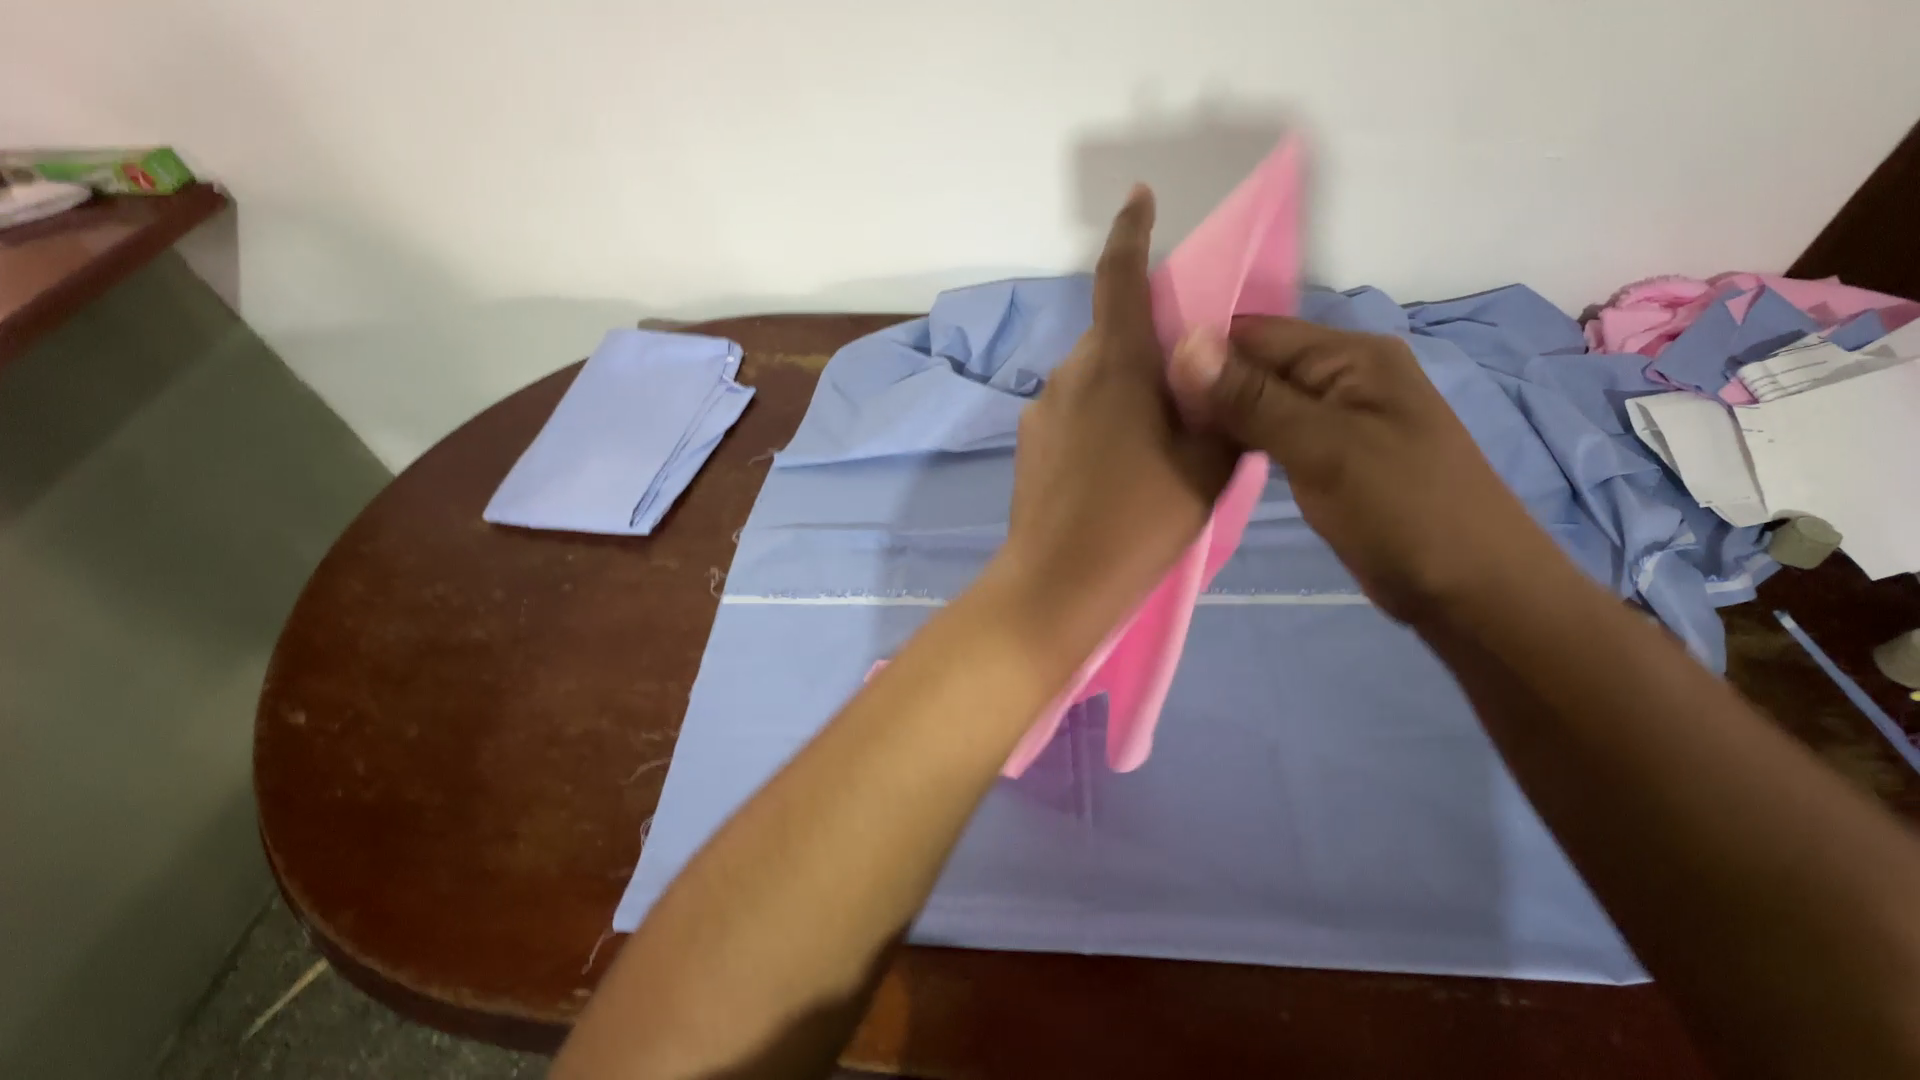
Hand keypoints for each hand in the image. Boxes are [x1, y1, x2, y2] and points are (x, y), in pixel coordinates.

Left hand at [996, 186, 1235, 650]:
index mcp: (1117, 365)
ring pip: (1096, 376)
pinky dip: (1103, 418)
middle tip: (1190, 388)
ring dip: (1128, 388)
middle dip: (1151, 343)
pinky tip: (1120, 470)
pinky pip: (1076, 410)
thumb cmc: (1141, 521)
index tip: (1140, 199)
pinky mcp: (1031, 443)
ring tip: (1159, 443)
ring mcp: (1043, 410)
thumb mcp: (1208, 463)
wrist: (1058, 583)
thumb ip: (1220, 403)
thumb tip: (1215, 362)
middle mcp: (1071, 373)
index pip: (1119, 278)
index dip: (1132, 233)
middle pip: (1115, 335)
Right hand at [1169, 316, 1559, 623]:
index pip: (1255, 332)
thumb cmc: (1403, 509)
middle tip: (1141, 414)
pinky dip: (1241, 442)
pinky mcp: (1332, 458)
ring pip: (1262, 402)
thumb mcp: (1323, 448)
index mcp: (1352, 356)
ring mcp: (1340, 420)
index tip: (1138, 377)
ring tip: (1159, 432)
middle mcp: (1345, 376)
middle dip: (1204, 383)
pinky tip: (1204, 455)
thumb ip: (1252, 397)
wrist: (1472, 589)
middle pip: (1257, 365)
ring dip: (1218, 415)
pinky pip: (1275, 435)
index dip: (1198, 348)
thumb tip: (1185, 343)